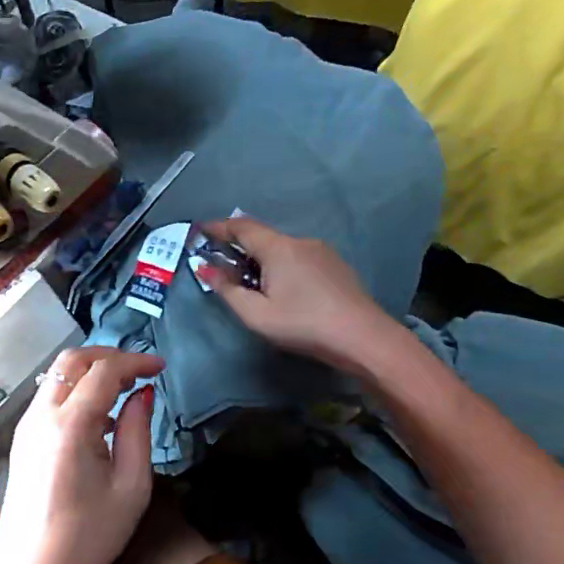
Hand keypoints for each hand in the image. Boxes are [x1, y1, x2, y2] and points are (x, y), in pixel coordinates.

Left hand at [0, 346, 162, 563]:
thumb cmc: (89, 538)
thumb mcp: (130, 485)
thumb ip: (138, 430)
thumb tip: (143, 394)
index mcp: (69, 424)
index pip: (104, 370)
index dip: (136, 361)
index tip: (161, 367)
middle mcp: (40, 415)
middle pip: (72, 360)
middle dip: (109, 356)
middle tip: (140, 372)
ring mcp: (25, 427)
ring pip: (57, 377)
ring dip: (91, 373)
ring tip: (125, 393)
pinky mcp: (22, 442)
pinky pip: (50, 399)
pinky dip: (76, 393)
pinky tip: (99, 420)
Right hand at [197, 216, 399, 372]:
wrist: (363, 337)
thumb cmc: (303, 325)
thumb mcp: (256, 314)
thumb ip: (227, 290)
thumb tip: (206, 268)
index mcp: (278, 248)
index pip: (241, 226)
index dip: (218, 227)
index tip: (200, 231)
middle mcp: (300, 241)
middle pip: (262, 236)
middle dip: (238, 245)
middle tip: (221, 262)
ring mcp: (322, 252)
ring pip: (282, 248)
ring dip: (261, 258)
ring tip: (252, 282)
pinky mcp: (335, 266)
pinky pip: (299, 257)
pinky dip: (282, 265)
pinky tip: (284, 289)